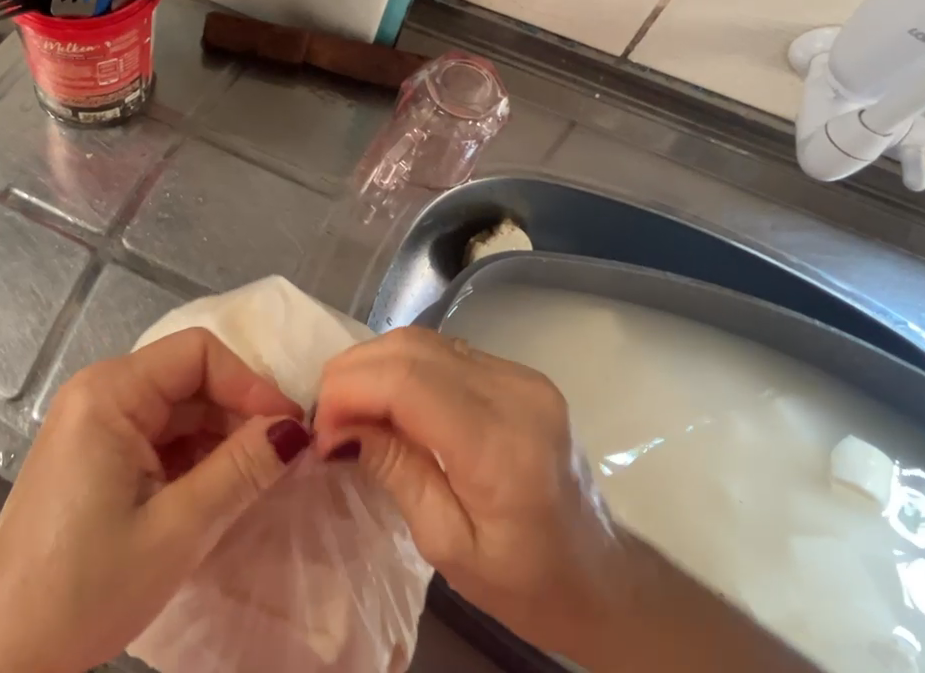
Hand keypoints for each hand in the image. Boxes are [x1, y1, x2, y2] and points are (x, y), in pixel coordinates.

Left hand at [0, 327, 309, 672]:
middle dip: (240, 415)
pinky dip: (195, 461)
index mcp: (110, 392)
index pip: (198, 353)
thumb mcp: (178, 528)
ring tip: (258, 485)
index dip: (250, 383)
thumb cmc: (87, 586)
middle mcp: (99, 394)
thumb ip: (241, 470)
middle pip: (188, 379)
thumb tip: (296, 429)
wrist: (6, 652)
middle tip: (286, 463)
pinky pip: (159, 439)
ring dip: (221, 442)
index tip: (291, 431)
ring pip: (178, 412)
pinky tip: (220, 496)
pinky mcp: (95, 459)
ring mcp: (94, 427)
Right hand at [313, 328, 814, 671]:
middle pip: (409, 348)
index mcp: (501, 445)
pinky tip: (388, 403)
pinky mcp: (521, 376)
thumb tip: (340, 425)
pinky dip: (402, 368)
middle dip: (352, 374)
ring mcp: (523, 377)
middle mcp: (516, 393)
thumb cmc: (526, 585)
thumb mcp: (447, 546)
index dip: (348, 392)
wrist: (603, 581)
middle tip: (328, 422)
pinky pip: (444, 351)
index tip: (321, 432)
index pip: (405, 381)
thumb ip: (395, 472)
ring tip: (351, 412)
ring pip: (422, 340)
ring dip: (374, 366)